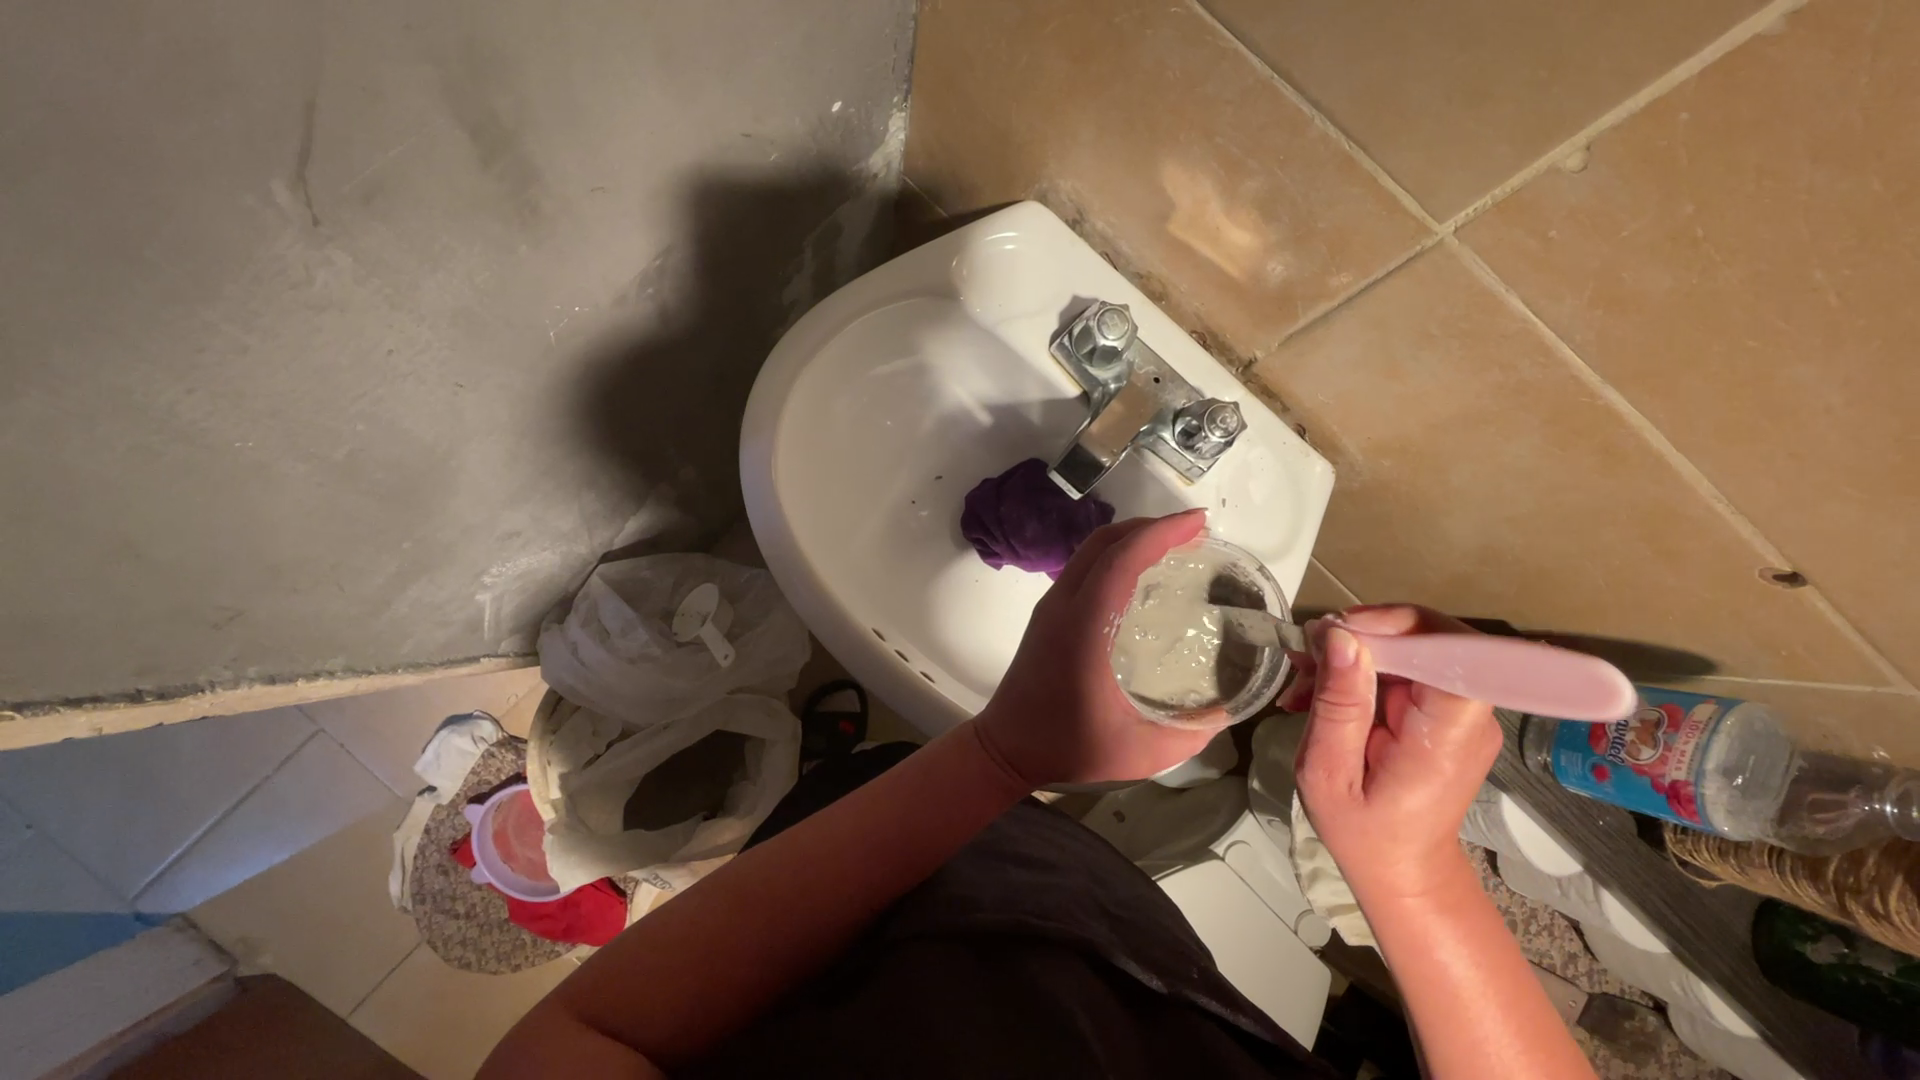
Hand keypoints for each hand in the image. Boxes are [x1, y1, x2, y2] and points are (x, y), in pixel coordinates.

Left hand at [972, 510, 1230, 787]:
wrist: (1005, 747)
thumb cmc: (1068, 747)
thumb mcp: (1139, 751)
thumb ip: (1189, 733)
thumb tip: (1227, 713)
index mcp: (1085, 627)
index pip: (1121, 559)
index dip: (1161, 532)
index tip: (1199, 522)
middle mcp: (1064, 605)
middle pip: (1104, 542)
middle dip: (1151, 526)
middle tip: (1194, 531)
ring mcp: (1051, 606)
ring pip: (1090, 550)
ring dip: (1131, 537)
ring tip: (1173, 545)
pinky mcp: (1047, 614)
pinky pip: (1083, 567)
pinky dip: (1114, 555)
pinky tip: (1140, 574)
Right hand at [1288, 605, 1503, 901]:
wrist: (1402, 870)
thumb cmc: (1363, 833)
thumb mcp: (1329, 771)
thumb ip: (1339, 703)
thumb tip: (1341, 636)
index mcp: (1447, 729)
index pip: (1451, 646)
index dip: (1397, 624)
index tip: (1336, 632)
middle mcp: (1468, 712)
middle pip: (1424, 641)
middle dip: (1358, 639)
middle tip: (1301, 657)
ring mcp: (1459, 711)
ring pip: (1407, 652)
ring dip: (1350, 658)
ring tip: (1301, 683)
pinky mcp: (1443, 713)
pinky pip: (1403, 673)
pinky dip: (1358, 675)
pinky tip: (1318, 694)